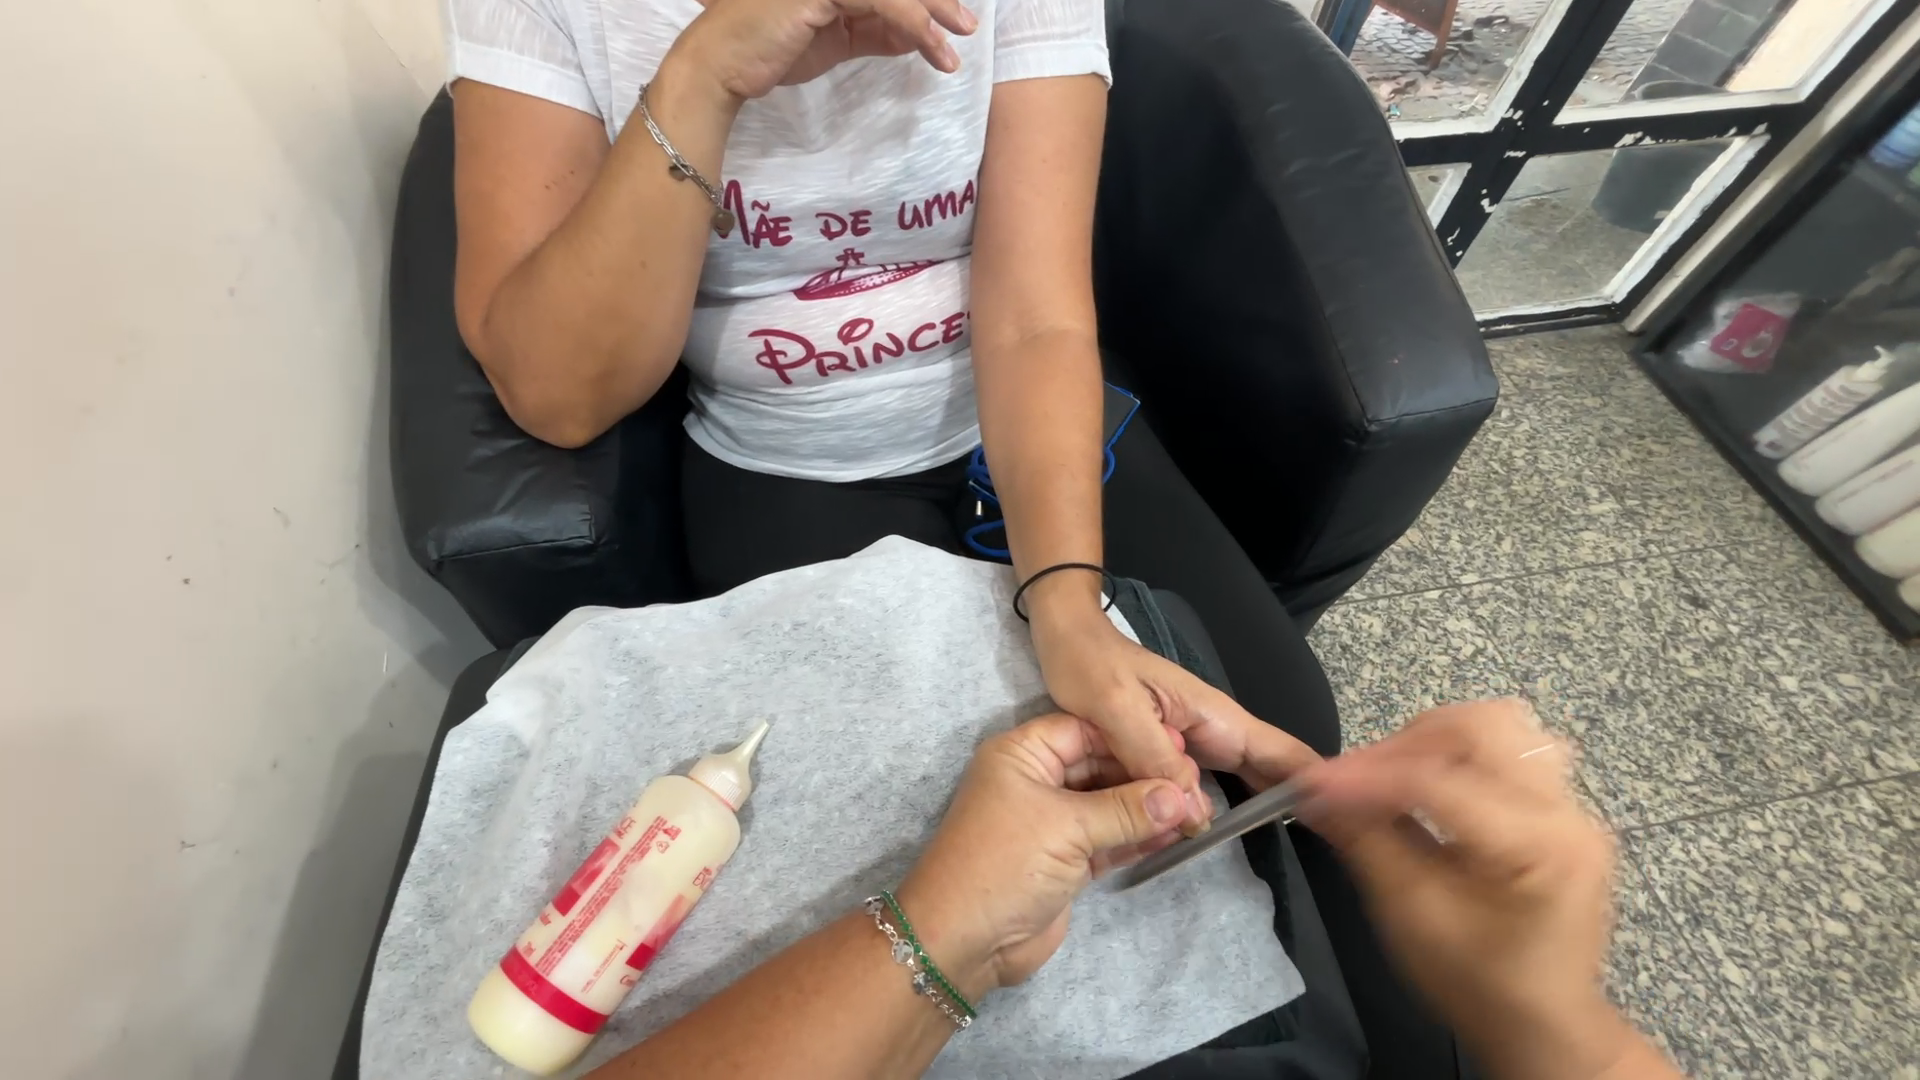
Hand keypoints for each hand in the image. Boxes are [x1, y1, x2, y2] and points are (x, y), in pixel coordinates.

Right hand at [673, 0, 977, 101]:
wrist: (726, 62)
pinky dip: (911, 22)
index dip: (920, 0)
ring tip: (958, 41)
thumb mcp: (835, 39)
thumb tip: (913, 36)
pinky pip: (880, 1)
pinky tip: (931, 43)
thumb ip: (873, 32)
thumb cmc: (774, 49)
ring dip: (932, 13)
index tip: (951, 18)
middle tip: (967, 24)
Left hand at [893, 713, 1188, 994]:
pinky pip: (1107, 837)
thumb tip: (1181, 795)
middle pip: (1099, 765)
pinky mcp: (1065, 858)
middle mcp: (1037, 779)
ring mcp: (1051, 820)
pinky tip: (1175, 835)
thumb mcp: (1066, 827)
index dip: (1129, 737)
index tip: (1177, 745)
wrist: (964, 940)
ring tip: (1196, 811)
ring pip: (1107, 803)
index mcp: (1023, 753)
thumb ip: (1126, 809)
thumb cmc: (1006, 862)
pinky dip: (1137, 837)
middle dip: (1144, 776)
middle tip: (1196, 784)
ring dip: (1147, 809)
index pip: (1084, 729)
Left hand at [1028, 605, 1319, 831]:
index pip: (1280, 751)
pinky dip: (1202, 811)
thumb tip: (1196, 810)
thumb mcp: (1114, 706)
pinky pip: (1190, 786)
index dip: (1317, 788)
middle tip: (1334, 855)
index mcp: (1209, 714)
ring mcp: (1186, 741)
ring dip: (1251, 816)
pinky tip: (1204, 838)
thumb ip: (1153, 753)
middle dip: (1295, 810)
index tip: (1352, 829)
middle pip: (1265, 773)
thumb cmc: (1088, 662)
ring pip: (1228, 785)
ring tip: (1288, 854)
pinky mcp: (1161, 751)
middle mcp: (1207, 730)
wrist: (1063, 636)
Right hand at [1297, 700, 1644, 1079]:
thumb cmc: (1476, 979)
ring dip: (1430, 737)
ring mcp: (1568, 804)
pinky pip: (1502, 743)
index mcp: (1538, 848)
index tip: (1309, 784)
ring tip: (1391, 774)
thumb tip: (1304, 789)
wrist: (1544, 1024)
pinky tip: (1423, 781)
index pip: (1439, 782)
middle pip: (1478, 727)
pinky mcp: (1554, 804)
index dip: (1365, 776)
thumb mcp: (1408, 912)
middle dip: (1403, 743)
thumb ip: (1360, 838)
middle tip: (1357, 776)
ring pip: (1493, 723)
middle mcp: (1565, 813)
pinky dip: (1450, 748)